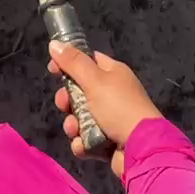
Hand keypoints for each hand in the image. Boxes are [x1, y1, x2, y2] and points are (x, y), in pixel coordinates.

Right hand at [48, 41, 162, 175]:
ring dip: (73, 124)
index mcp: (113, 73)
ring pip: (80, 117)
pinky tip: (83, 146)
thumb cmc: (118, 107)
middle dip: (67, 100)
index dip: (69, 63)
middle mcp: (112, 94)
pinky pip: (87, 138)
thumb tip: (54, 44)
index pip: (87, 61)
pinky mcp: (108, 142)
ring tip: (75, 130)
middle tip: (64, 105)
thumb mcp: (94, 80)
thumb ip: (73, 62)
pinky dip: (82, 142)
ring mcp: (111, 119)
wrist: (142, 149)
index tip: (52, 70)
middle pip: (80, 91)